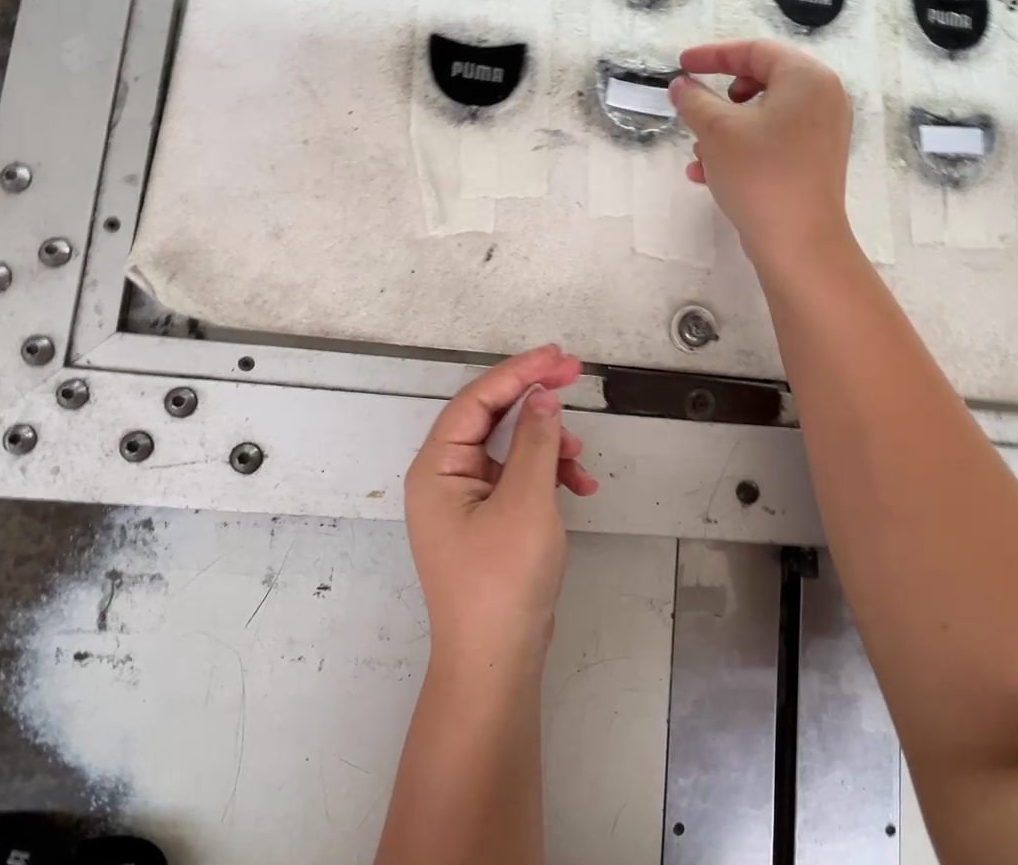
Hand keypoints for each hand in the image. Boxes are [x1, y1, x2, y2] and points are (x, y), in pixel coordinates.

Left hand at [403, 345, 599, 670]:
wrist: (496, 661)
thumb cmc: (502, 581)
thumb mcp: (525, 502)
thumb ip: (534, 442)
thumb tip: (542, 398)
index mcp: (436, 468)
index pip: (476, 400)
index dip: (518, 372)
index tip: (560, 357)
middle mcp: (443, 478)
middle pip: (489, 419)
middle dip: (533, 402)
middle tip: (574, 377)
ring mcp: (464, 502)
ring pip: (508, 450)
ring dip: (547, 446)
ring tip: (581, 461)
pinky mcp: (486, 523)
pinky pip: (516, 481)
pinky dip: (547, 478)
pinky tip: (577, 489)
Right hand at [669, 39, 855, 268]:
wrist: (798, 242)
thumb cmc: (760, 174)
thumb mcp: (717, 131)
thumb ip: (695, 100)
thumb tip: (681, 86)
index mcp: (807, 77)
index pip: (754, 51)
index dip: (712, 55)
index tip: (681, 65)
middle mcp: (823, 98)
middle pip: (760, 83)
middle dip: (718, 101)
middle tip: (694, 113)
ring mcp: (822, 132)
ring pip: (762, 117)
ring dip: (723, 131)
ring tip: (698, 156)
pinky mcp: (815, 161)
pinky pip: (772, 142)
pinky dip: (741, 150)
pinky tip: (709, 175)